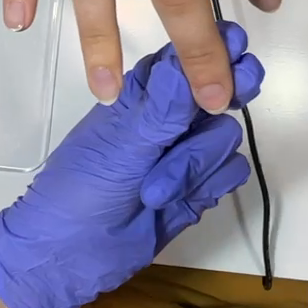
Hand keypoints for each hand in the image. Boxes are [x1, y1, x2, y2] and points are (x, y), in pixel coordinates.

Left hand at [0, 23, 264, 307]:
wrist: (71, 255)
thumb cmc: (79, 190)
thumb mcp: (119, 145)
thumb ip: (162, 106)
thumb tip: (191, 55)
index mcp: (140, 95)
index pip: (185, 59)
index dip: (215, 52)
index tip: (235, 53)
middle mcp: (167, 118)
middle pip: (219, 90)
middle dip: (228, 94)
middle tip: (233, 98)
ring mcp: (184, 152)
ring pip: (225, 135)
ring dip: (196, 163)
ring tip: (154, 191)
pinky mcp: (197, 187)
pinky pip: (230, 171)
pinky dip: (211, 185)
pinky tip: (182, 202)